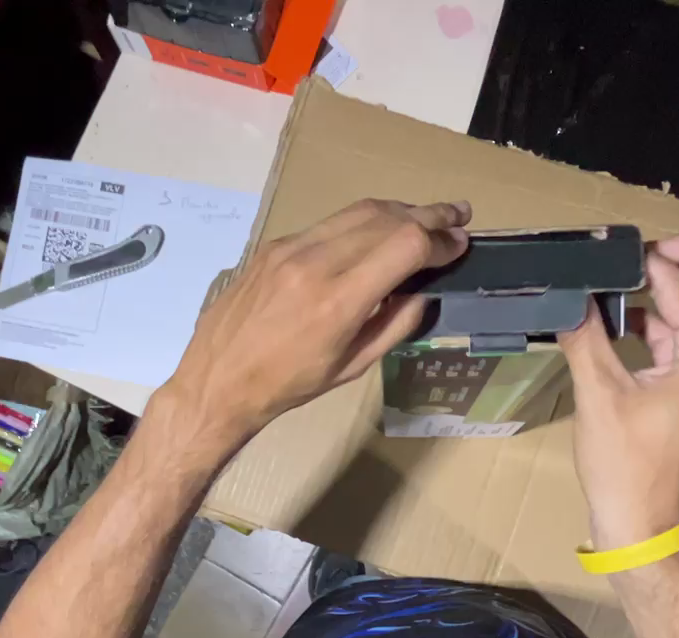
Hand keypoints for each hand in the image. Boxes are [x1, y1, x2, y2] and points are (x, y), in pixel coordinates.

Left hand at [153, 199, 470, 444]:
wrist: (219, 379)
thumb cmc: (288, 385)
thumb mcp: (350, 368)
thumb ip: (393, 326)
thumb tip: (423, 292)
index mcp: (338, 301)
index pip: (404, 245)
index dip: (439, 240)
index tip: (459, 245)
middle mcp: (315, 263)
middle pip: (386, 217)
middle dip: (429, 215)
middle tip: (458, 217)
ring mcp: (290, 248)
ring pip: (358, 212)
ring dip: (399, 210)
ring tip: (426, 217)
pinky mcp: (274, 245)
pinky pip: (330, 224)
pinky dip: (363, 222)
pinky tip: (378, 231)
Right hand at [559, 234, 678, 551]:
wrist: (640, 518)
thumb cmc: (626, 464)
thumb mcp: (600, 396)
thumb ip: (586, 339)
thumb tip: (568, 301)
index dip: (653, 264)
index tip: (617, 253)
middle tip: (650, 248)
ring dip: (672, 291)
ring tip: (624, 280)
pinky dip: (659, 322)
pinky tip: (620, 321)